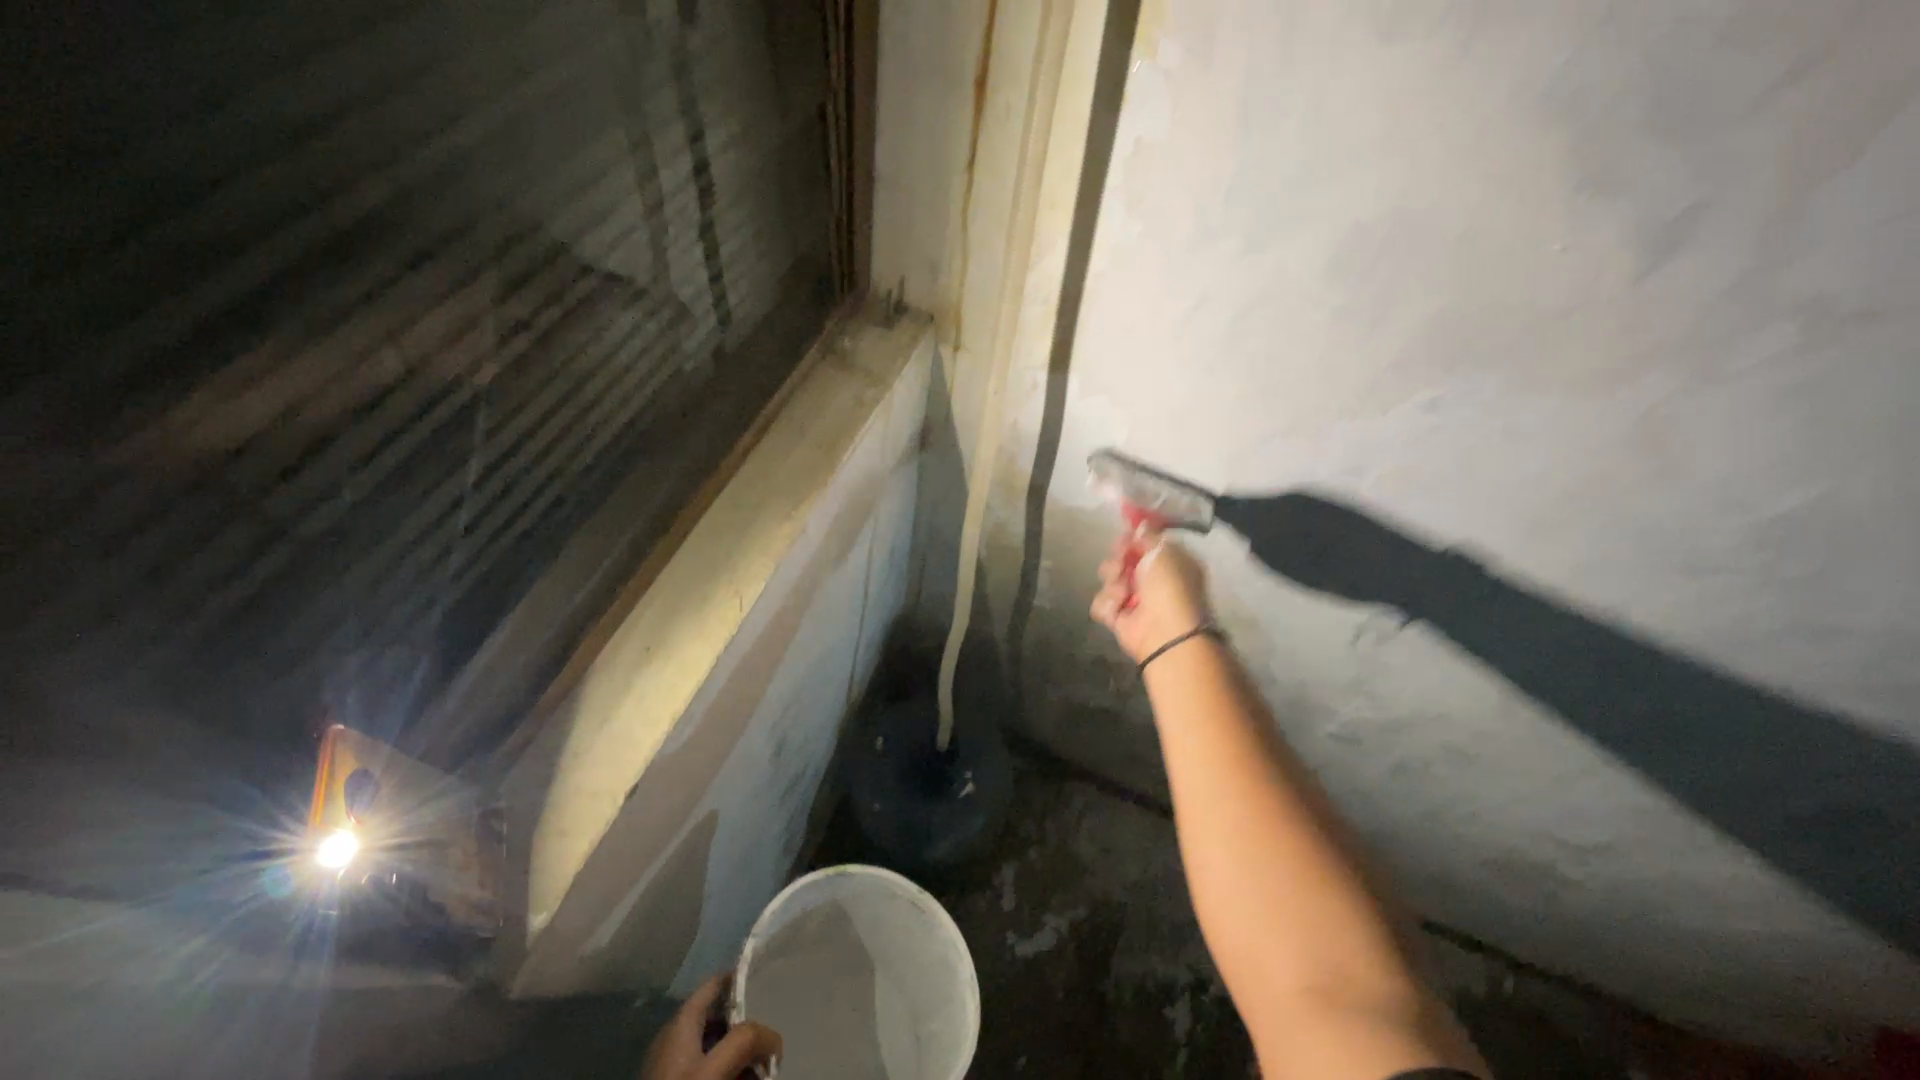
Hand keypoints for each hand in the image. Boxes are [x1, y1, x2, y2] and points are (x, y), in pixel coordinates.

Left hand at [639, 973, 781, 1079]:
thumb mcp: (715, 1070)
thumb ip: (747, 1042)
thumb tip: (773, 1038)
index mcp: (681, 1023)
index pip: (714, 985)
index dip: (740, 980)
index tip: (769, 984)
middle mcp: (676, 1038)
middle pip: (718, 1019)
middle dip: (747, 1029)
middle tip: (770, 1045)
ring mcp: (673, 1066)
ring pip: (715, 1048)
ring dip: (740, 1056)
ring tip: (761, 1073)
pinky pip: (708, 1071)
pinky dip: (728, 1074)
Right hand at [1091, 530, 1211, 663]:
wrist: (1165, 633)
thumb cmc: (1170, 587)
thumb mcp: (1164, 553)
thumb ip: (1149, 536)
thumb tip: (1140, 525)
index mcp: (1170, 560)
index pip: (1145, 541)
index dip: (1133, 535)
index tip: (1125, 529)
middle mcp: (1152, 577)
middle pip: (1122, 557)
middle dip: (1119, 558)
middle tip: (1123, 562)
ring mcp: (1134, 597)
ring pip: (1109, 578)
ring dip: (1114, 583)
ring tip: (1124, 593)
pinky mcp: (1118, 616)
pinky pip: (1102, 602)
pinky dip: (1109, 605)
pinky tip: (1120, 610)